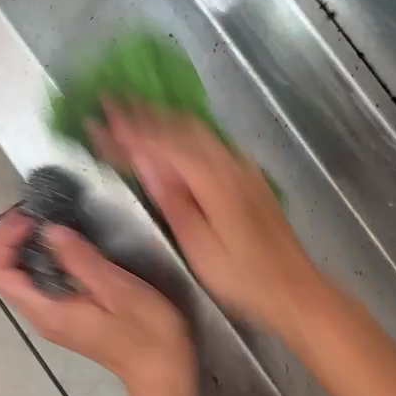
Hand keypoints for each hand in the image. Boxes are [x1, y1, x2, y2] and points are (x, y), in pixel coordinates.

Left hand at [0, 212, 194, 395]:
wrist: (164, 375)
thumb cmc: (146, 333)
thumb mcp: (116, 288)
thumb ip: (79, 258)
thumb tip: (50, 231)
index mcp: (47, 312)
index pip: (1, 276)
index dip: (4, 242)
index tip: (28, 218)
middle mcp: (42, 317)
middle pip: (6, 276)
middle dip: (10, 240)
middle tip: (33, 214)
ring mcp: (54, 319)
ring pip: (22, 280)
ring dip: (25, 249)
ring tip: (46, 223)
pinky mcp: (68, 318)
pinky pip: (41, 285)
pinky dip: (43, 260)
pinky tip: (65, 246)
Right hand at [97, 103, 323, 334]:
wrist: (295, 291)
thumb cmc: (244, 278)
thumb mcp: (200, 246)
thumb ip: (173, 200)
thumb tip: (145, 164)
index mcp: (214, 180)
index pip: (161, 144)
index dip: (127, 133)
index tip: (100, 121)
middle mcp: (230, 164)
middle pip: (180, 128)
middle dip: (143, 115)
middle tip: (111, 105)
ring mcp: (242, 168)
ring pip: (196, 130)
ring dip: (162, 119)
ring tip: (134, 110)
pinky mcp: (248, 178)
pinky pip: (208, 141)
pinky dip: (182, 132)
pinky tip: (172, 134)